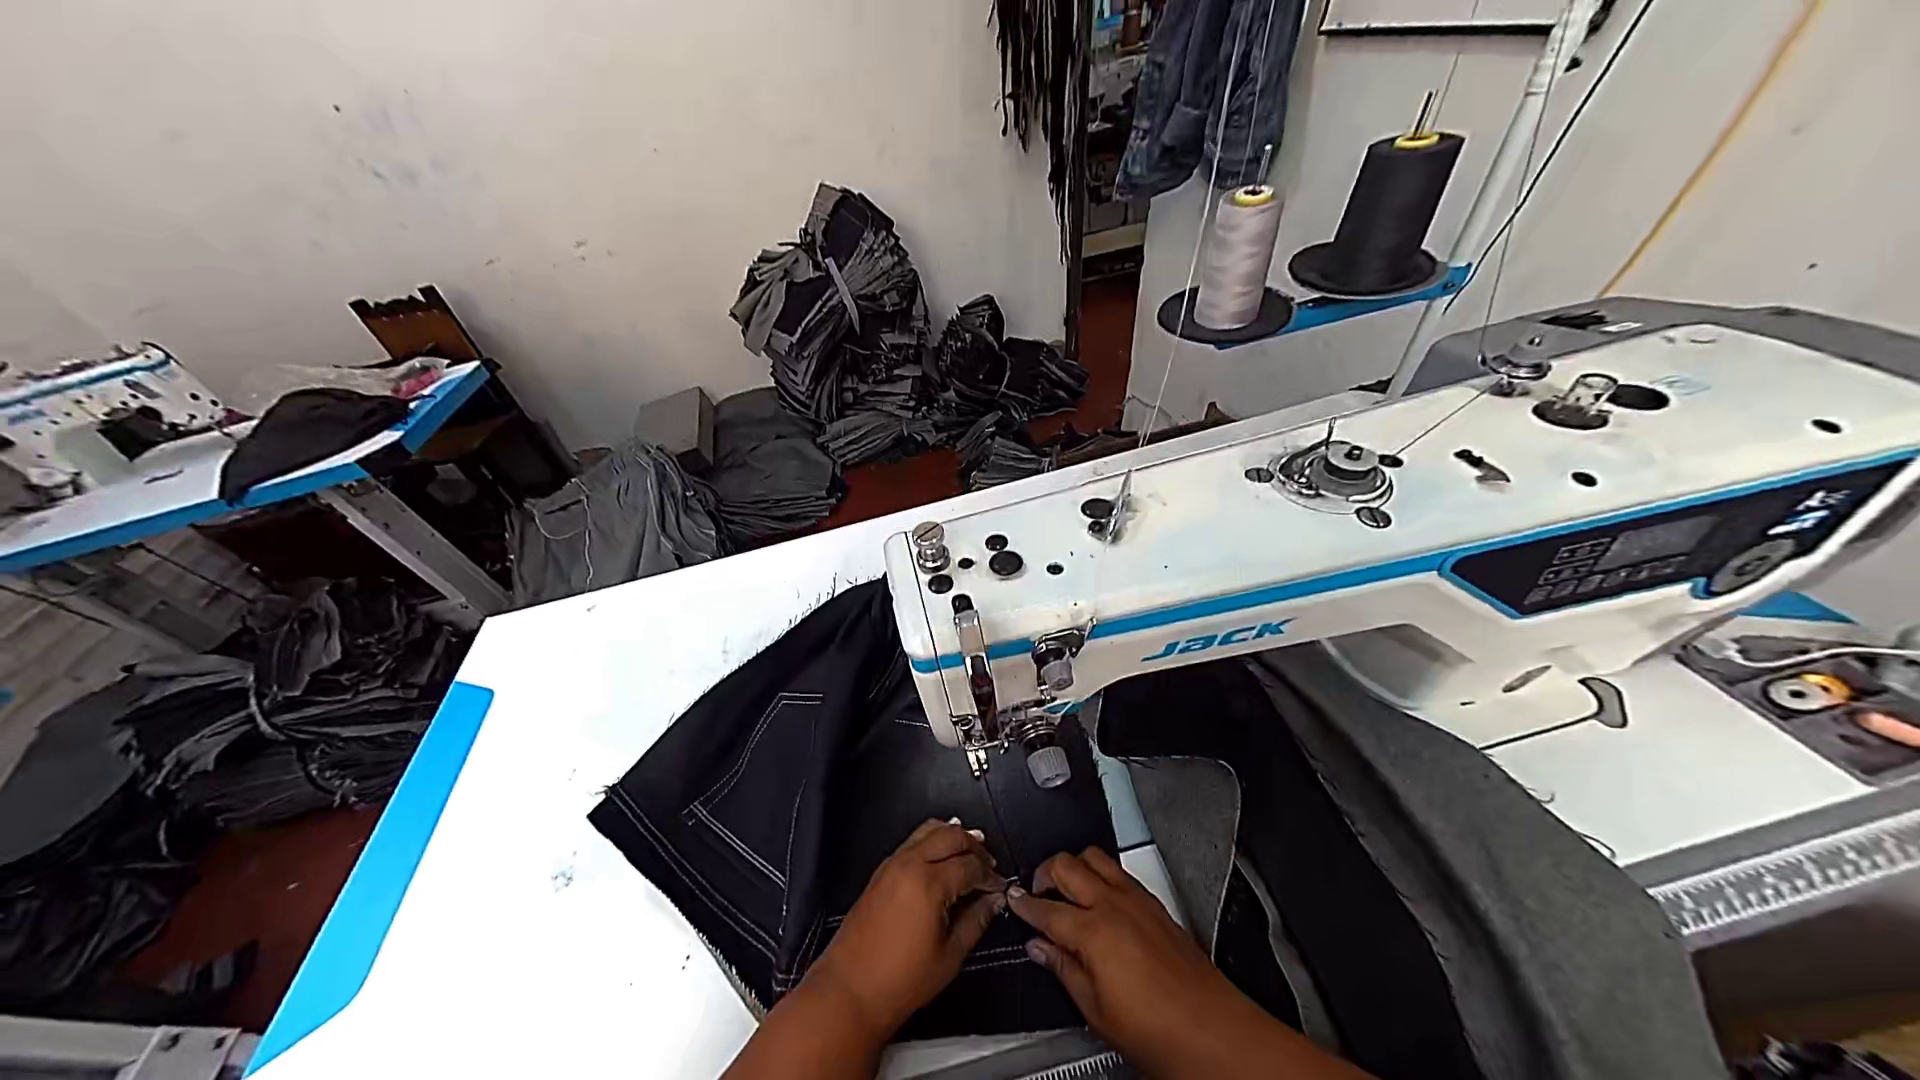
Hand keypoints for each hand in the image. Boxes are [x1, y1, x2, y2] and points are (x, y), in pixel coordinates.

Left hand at [803, 818, 1007, 1040]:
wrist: (850, 991)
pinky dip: (932, 840)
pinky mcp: (881, 870)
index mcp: (929, 883)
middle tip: (989, 865)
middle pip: (953, 835)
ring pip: (930, 829)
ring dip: (954, 836)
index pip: (971, 865)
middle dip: (976, 847)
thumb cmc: (896, 981)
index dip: (991, 876)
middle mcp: (909, 865)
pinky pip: (913, 840)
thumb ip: (976, 921)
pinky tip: (942, 857)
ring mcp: (892, 864)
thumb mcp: (949, 956)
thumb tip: (992, 902)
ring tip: (970, 852)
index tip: (999, 887)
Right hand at [1009, 848, 1372, 1079]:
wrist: (1215, 1035)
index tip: (1014, 900)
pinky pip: (1120, 872)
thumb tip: (1041, 949)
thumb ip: (1064, 969)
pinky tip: (1099, 895)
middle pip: (1067, 866)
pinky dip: (1102, 874)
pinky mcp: (1156, 904)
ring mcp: (1138, 900)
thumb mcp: (1096, 1011)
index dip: (1024, 904)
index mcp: (1093, 931)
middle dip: (1044, 873)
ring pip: (1095, 857)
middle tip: (1035, 889)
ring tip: (1064, 885)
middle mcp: (1114, 905)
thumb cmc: (1162, 1032)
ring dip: (1074, 865)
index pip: (1046, 909)